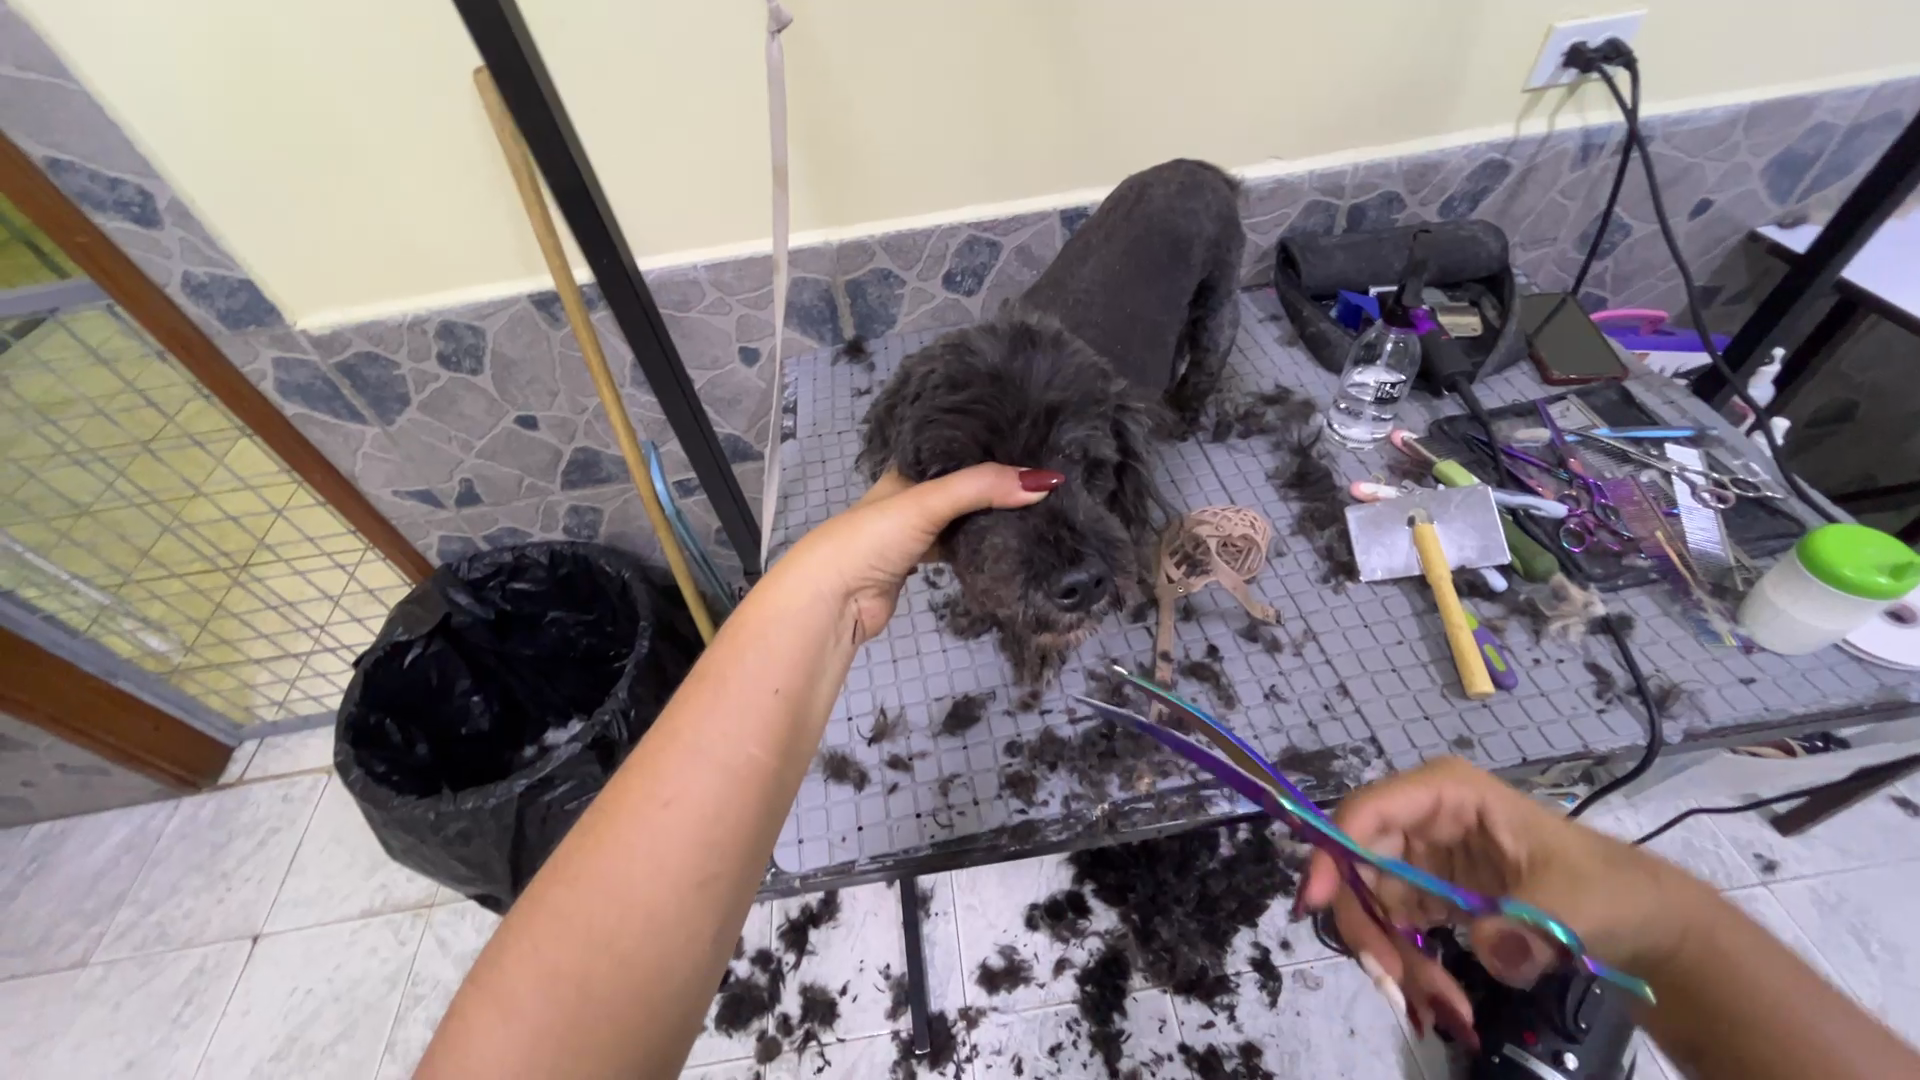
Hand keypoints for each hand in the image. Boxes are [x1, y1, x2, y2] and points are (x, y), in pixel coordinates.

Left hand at [780, 464, 1063, 645]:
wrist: (834, 599)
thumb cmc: (873, 537)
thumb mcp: (928, 502)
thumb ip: (982, 488)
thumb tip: (1048, 482)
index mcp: (909, 467)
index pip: (960, 449)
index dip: (996, 447)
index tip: (1041, 446)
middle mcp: (913, 494)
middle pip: (966, 485)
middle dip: (1001, 486)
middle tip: (1050, 481)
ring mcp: (917, 530)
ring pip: (965, 518)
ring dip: (994, 518)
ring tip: (1042, 508)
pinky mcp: (921, 562)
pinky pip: (961, 548)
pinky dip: (982, 547)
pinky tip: (1011, 543)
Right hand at [1299, 757, 1699, 1045]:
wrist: (1640, 924)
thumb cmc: (1609, 890)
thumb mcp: (1577, 904)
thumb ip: (1528, 925)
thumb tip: (1486, 946)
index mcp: (1444, 794)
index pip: (1366, 812)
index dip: (1332, 851)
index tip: (1315, 904)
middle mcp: (1418, 818)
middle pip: (1355, 860)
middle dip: (1365, 922)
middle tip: (1393, 983)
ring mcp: (1417, 855)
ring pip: (1368, 898)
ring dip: (1390, 952)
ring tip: (1440, 1002)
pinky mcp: (1423, 890)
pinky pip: (1390, 924)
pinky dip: (1404, 961)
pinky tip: (1438, 993)